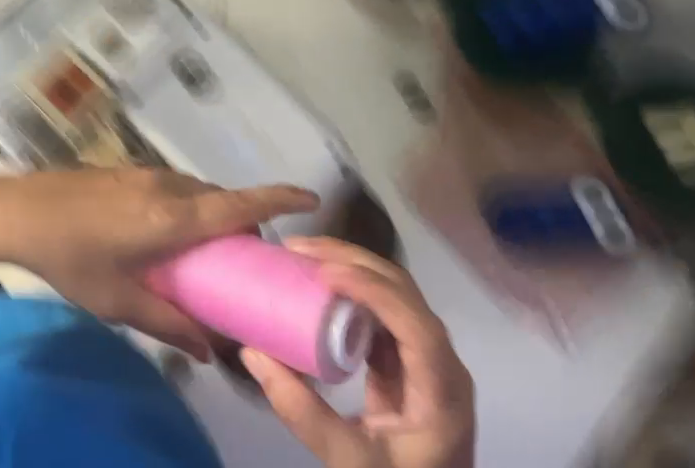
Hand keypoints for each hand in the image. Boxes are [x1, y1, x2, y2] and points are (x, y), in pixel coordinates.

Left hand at [0, 168, 317, 359]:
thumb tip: (211, 351)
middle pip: (218, 196)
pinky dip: (183, 204)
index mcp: (172, 217)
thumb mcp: (118, 300)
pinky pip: (168, 185)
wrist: (16, 211)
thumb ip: (168, 324)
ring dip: (209, 210)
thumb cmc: (70, 257)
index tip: (311, 198)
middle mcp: (163, 187)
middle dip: (242, 217)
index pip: (237, 203)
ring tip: (206, 249)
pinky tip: (163, 233)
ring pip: (192, 189)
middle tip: (248, 256)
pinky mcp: (120, 172)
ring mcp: (139, 174)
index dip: (277, 197)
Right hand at [241, 238, 474, 467]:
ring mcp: (426, 360)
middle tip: (298, 248)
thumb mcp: (350, 462)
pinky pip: (380, 312)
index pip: (416, 324)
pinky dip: (348, 290)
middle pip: (405, 295)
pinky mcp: (405, 363)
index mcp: (442, 391)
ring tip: (302, 255)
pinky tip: (315, 284)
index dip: (373, 291)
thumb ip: (303, 414)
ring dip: (350, 266)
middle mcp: (442, 364)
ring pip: (394, 294)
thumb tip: (252, 352)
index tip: (323, 272)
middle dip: (353, 262)